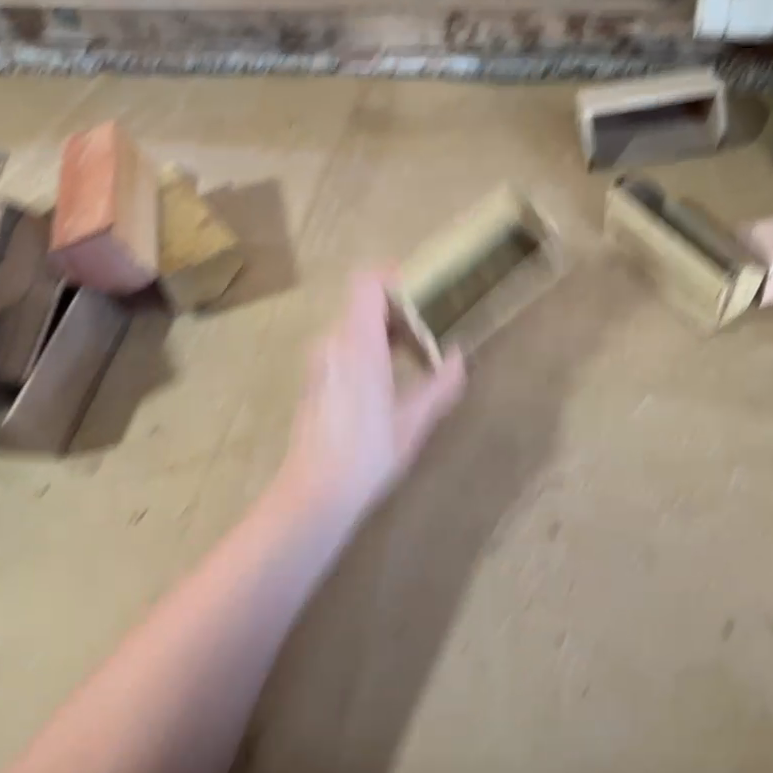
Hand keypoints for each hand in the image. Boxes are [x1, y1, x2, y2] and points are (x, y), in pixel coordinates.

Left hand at [277, 272, 467, 523]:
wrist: (313, 495)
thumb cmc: (367, 453)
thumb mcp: (414, 421)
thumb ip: (440, 384)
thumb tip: (459, 358)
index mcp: (357, 343)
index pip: (367, 283)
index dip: (394, 277)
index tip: (423, 289)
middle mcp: (332, 343)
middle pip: (361, 303)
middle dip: (398, 308)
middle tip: (430, 326)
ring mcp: (319, 363)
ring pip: (352, 326)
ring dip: (383, 331)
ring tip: (417, 354)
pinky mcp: (315, 382)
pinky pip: (343, 347)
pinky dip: (368, 348)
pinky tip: (390, 380)